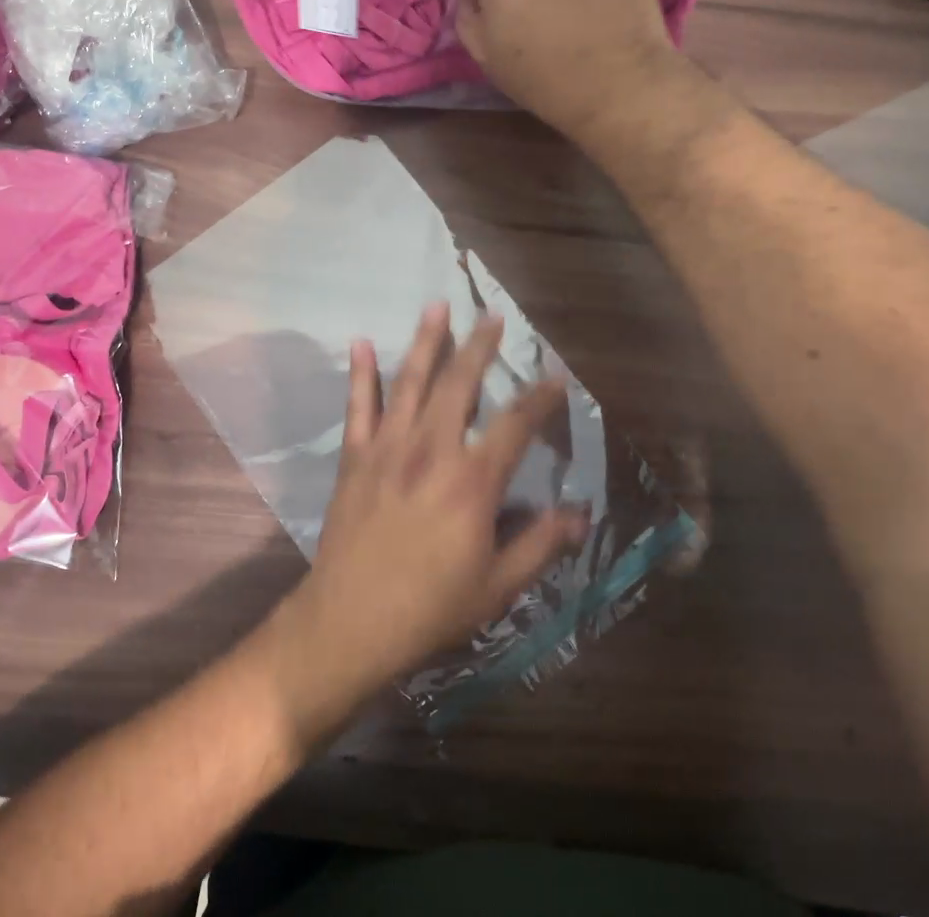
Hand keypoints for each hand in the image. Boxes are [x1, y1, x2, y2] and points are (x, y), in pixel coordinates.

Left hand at [273, 304, 585, 709]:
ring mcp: (387, 451)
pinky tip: (359, 344)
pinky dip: (360, 375)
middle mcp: (430, 451)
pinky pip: (358, 408)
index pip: (516, 425)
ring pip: (409, 384)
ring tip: (436, 307)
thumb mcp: (497, 586)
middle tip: (492, 316)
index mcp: (472, 481)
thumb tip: (580, 514)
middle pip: (459, 386)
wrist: (349, 622)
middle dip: (478, 347)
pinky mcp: (354, 461)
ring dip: (424, 343)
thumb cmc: (429, 609)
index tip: (556, 377)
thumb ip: (539, 544)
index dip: (540, 398)